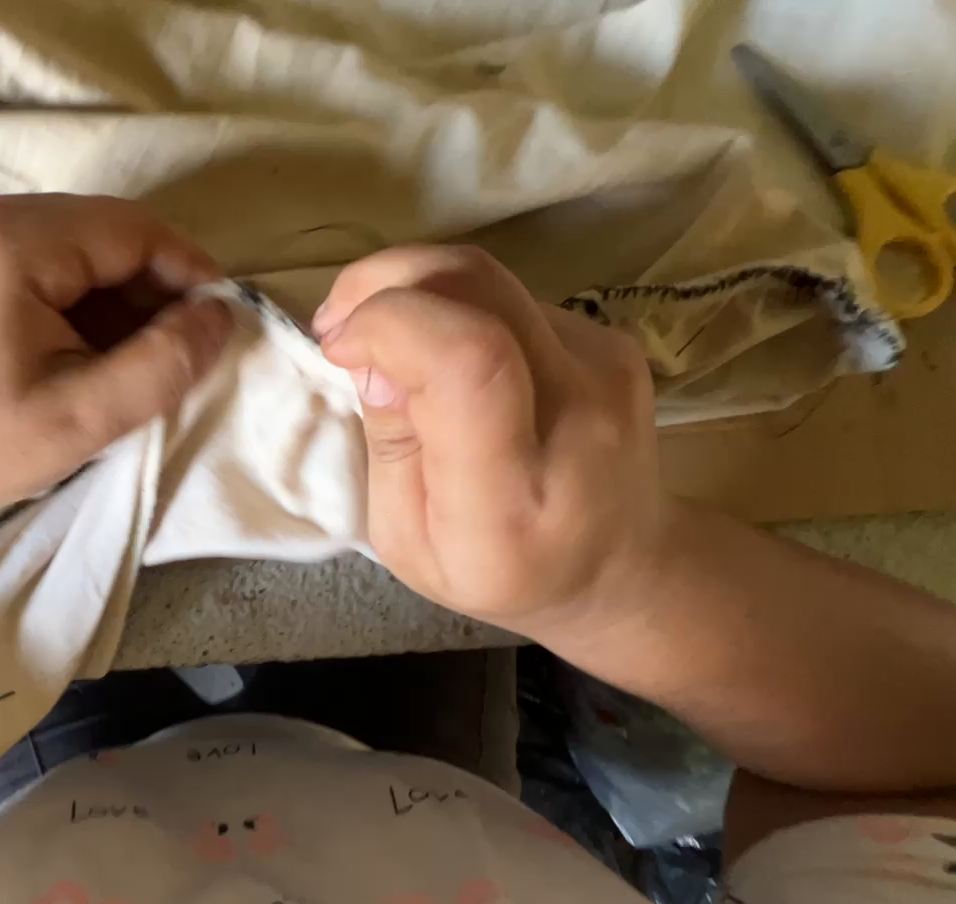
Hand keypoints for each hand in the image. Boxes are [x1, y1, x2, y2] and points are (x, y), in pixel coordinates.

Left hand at [0, 195, 233, 547]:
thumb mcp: (83, 418)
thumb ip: (164, 364)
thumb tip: (222, 316)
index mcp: (11, 242)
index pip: (132, 231)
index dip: (189, 272)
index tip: (222, 323)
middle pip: (103, 233)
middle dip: (154, 289)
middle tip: (184, 350)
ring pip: (76, 249)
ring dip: (119, 298)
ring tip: (142, 359)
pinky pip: (42, 264)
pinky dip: (80, 302)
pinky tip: (92, 351)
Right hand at [313, 246, 673, 635]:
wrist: (619, 567)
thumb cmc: (497, 572)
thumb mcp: (408, 542)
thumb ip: (392, 449)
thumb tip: (375, 360)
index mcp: (512, 497)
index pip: (467, 363)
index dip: (390, 327)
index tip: (337, 348)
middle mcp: (576, 414)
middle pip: (478, 289)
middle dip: (385, 283)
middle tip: (335, 321)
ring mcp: (604, 365)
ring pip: (489, 278)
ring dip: (409, 285)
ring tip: (370, 331)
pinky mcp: (608, 339)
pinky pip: (506, 296)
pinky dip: (446, 305)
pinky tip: (428, 349)